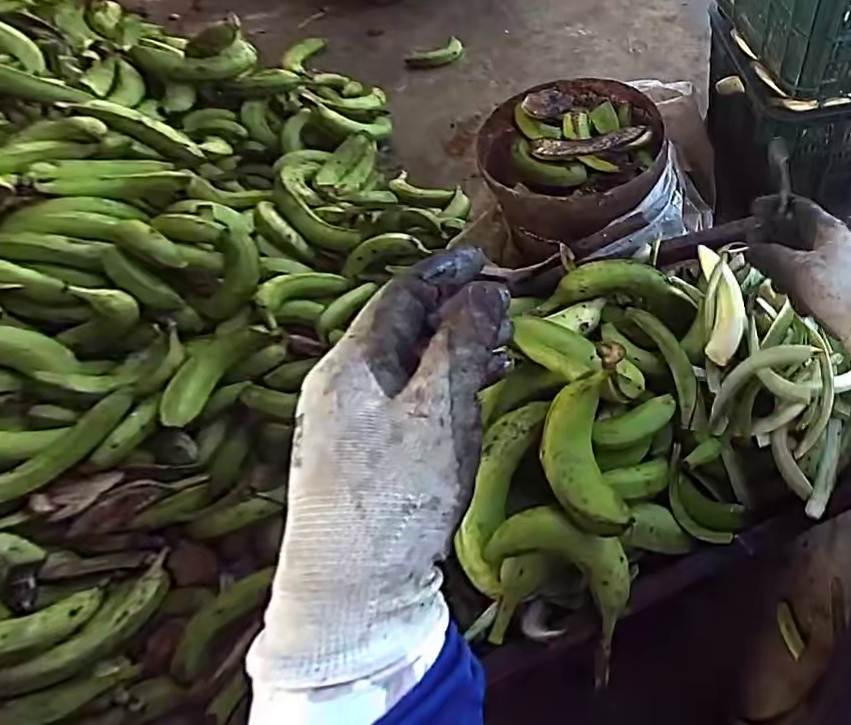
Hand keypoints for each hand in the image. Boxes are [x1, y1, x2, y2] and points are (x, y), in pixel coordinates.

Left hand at [248, 248, 509, 692]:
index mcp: (352, 363)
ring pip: (413, 357)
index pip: (400, 294)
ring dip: (459, 341)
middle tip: (505, 303)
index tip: (484, 258)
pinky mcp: (369, 444)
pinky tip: (483, 380)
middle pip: (406, 323)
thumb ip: (462, 341)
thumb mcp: (439, 408)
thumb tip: (485, 289)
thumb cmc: (400, 490)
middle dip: (457, 306)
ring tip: (504, 340)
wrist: (354, 591)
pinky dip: (450, 375)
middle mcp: (345, 381)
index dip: (445, 271)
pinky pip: (413, 389)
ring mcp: (354, 415)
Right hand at [748, 196, 850, 360]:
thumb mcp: (797, 270)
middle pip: (793, 231)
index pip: (797, 206)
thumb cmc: (836, 291)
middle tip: (751, 249)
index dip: (773, 206)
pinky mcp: (831, 285)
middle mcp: (831, 241)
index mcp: (828, 228)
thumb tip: (750, 248)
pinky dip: (794, 283)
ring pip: (796, 255)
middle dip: (771, 240)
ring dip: (780, 266)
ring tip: (773, 280)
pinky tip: (792, 297)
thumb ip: (770, 255)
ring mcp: (832, 263)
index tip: (753, 211)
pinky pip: (804, 276)